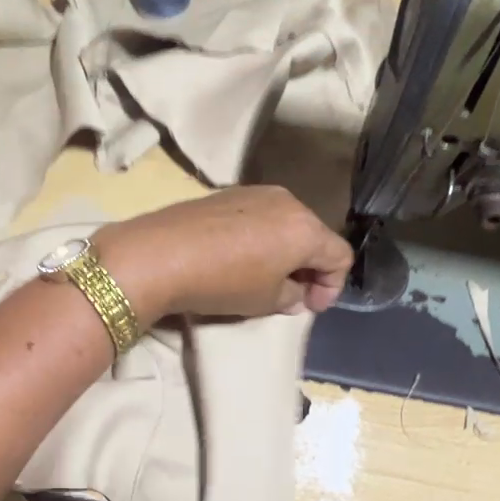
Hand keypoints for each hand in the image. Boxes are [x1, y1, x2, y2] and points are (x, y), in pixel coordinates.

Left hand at [93, 185, 352, 320]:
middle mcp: (287, 201)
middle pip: (314, 236)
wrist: (159, 255)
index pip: (340, 256)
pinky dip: (260, 239)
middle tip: (291, 296)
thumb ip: (292, 296)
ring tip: (263, 279)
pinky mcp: (226, 193)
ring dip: (284, 253)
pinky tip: (237, 259)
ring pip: (286, 224)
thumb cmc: (222, 282)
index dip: (332, 287)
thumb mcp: (265, 301)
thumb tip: (295, 292)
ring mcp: (255, 192)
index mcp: (305, 228)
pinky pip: (259, 217)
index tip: (310, 307)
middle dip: (309, 268)